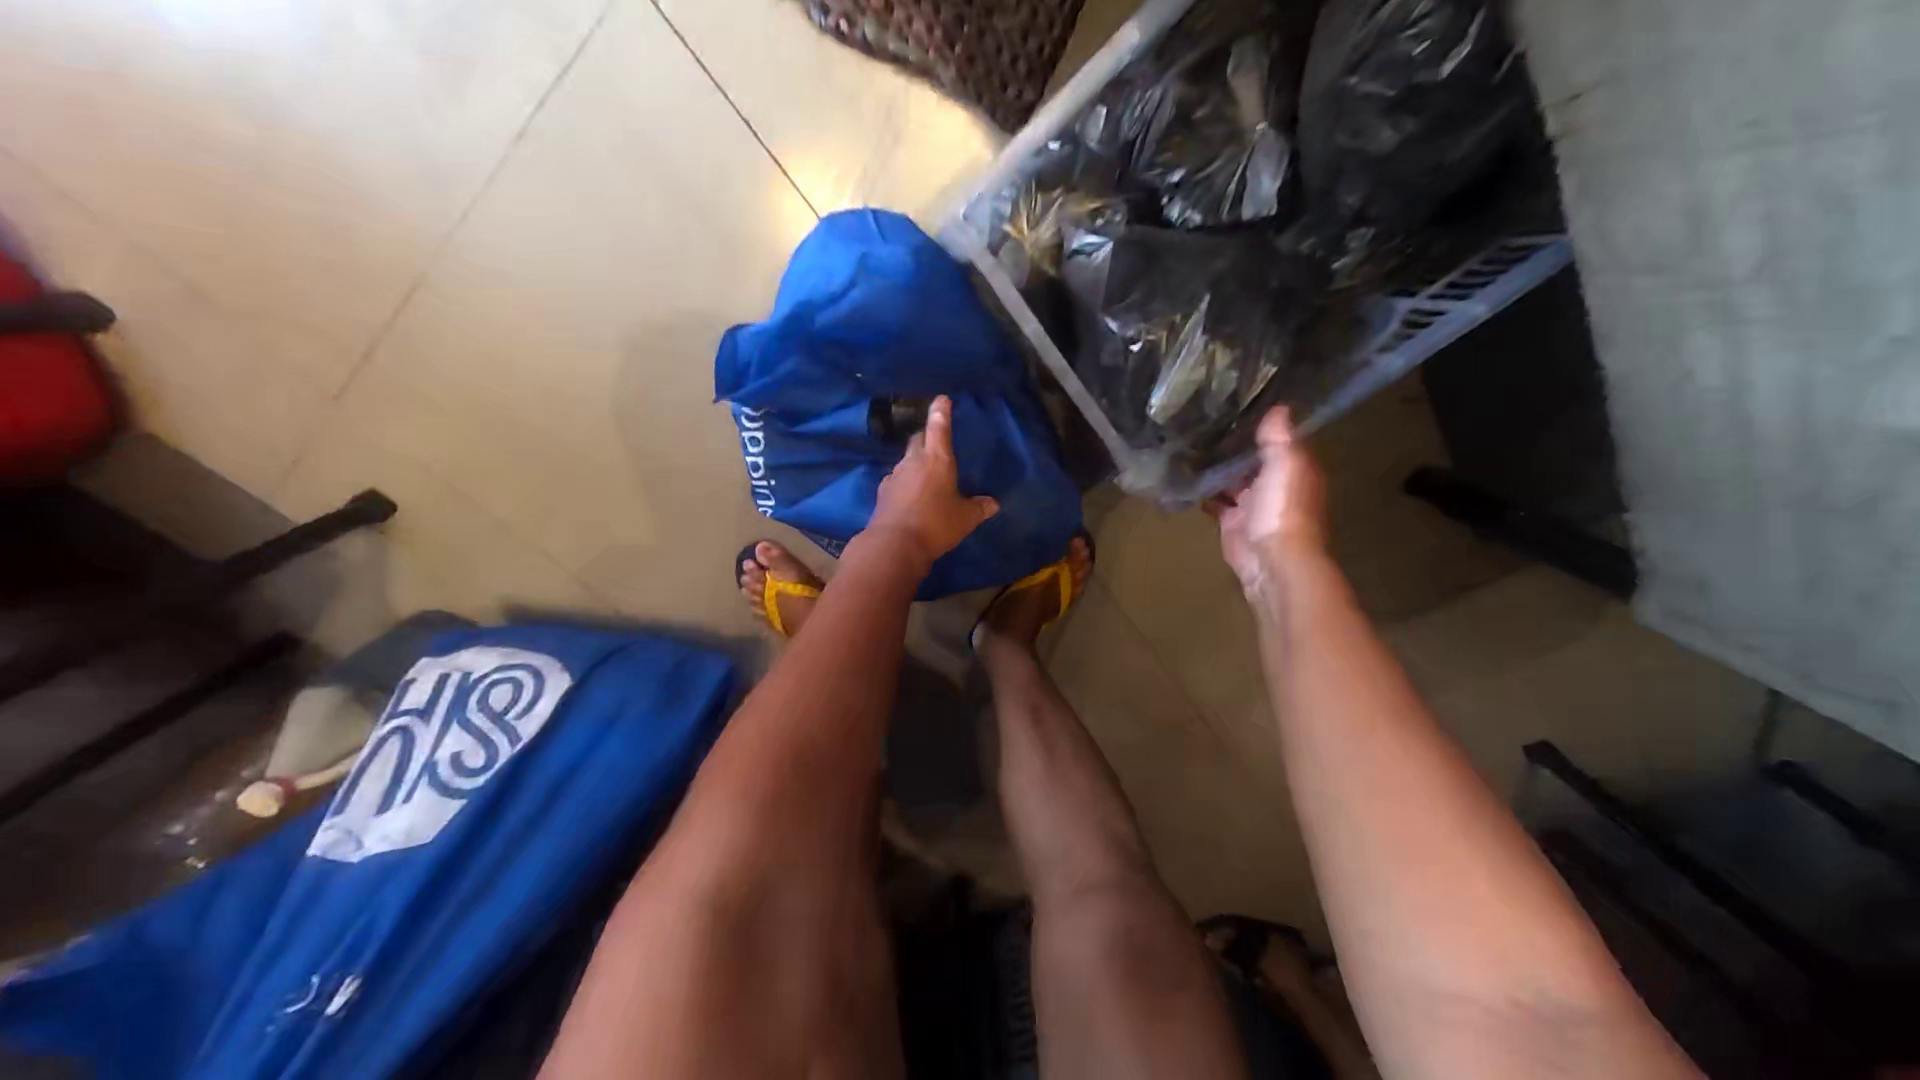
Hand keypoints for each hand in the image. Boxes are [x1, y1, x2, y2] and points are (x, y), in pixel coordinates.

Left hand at [868, 395, 999, 566]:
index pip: (939, 427)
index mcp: (937, 459)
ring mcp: (895, 475)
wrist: (894, 544)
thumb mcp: (965, 518)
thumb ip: (979, 508)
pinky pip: (897, 478)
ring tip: (926, 471)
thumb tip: (993, 504)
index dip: (941, 411)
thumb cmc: (936, 524)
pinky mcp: (883, 491)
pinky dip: (905, 480)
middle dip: (927, 436)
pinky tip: (910, 492)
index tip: (942, 399)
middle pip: (919, 439)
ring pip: (906, 459)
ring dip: (915, 461)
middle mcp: (914, 461)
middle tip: (936, 441)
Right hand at [1206, 408, 1326, 596]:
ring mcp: (1251, 504)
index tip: (1236, 402)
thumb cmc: (1283, 509)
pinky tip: (1184, 477)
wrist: (1272, 560)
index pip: (1278, 439)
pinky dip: (1203, 493)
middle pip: (1252, 459)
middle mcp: (1274, 484)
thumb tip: (1278, 407)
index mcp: (1293, 468)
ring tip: (1188, 444)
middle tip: (1203, 420)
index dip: (1261, 423)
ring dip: (1215, 468)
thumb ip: (1279, 438)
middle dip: (1233, 445)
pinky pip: (1215, 502)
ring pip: (1231, 480)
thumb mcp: (1286, 465)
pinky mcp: (1231, 522)